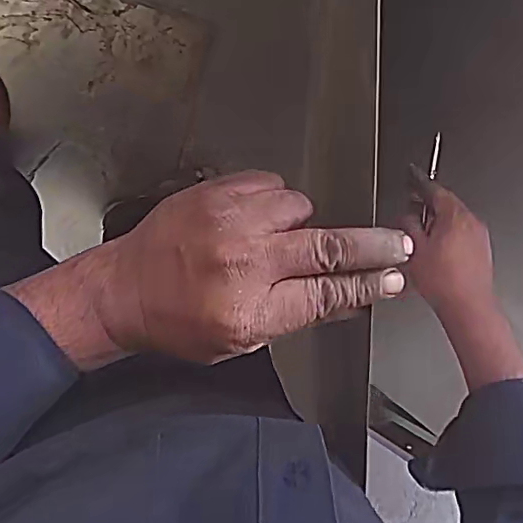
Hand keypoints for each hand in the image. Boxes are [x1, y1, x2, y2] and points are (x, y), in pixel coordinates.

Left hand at [6, 171, 412, 368]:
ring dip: (302, 222)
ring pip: (299, 206)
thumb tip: (348, 296)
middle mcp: (242, 261)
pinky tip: (258, 217)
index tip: (395, 278)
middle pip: (327, 247)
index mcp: (251, 308)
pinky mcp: (213, 193)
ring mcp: (227, 221)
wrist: (125, 288)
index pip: (328, 293)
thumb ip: (296, 314)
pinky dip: (273, 199)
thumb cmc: (177, 321)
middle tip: (397, 243)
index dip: (369, 285)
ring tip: (281, 237)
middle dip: (372, 245)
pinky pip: (269, 183)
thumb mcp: (240, 339)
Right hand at [398, 165, 522, 390]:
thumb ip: (408, 224)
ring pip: (454, 221)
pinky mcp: (482, 251)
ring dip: (439, 226)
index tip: (412, 179)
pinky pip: (462, 236)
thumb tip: (407, 214)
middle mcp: (471, 222)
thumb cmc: (443, 281)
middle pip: (446, 205)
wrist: (468, 307)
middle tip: (411, 219)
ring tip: (422, 245)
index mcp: (454, 216)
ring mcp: (480, 237)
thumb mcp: (412, 248)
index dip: (419, 184)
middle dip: (428, 210)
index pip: (435, 190)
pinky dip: (449, 239)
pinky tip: (437, 257)